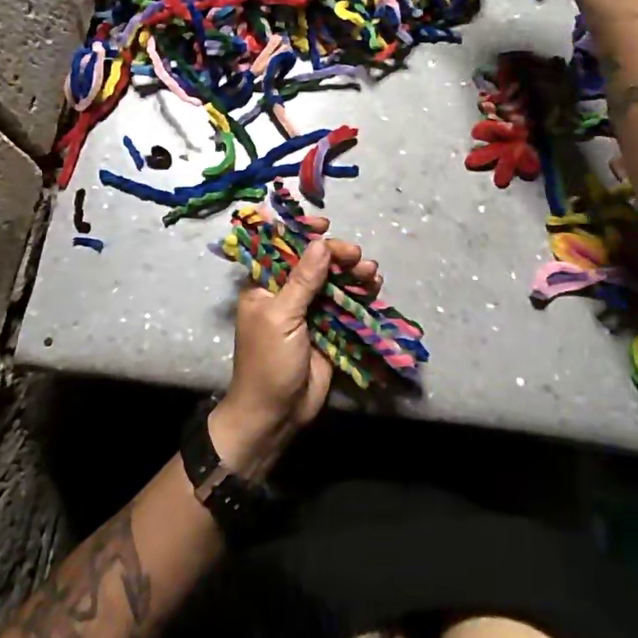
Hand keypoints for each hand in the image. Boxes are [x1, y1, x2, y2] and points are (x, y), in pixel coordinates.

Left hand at [217, 235, 378, 477]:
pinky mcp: (328, 329)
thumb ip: (303, 280)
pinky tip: (374, 288)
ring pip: (333, 282)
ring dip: (353, 274)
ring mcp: (308, 311)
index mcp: (263, 285)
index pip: (281, 247)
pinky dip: (360, 295)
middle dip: (336, 255)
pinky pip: (345, 305)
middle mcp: (285, 293)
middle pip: (314, 262)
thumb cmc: (267, 362)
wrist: (276, 414)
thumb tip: (320, 242)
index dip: (301, 232)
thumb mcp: (282, 317)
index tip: (324, 224)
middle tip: (357, 257)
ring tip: (371, 273)